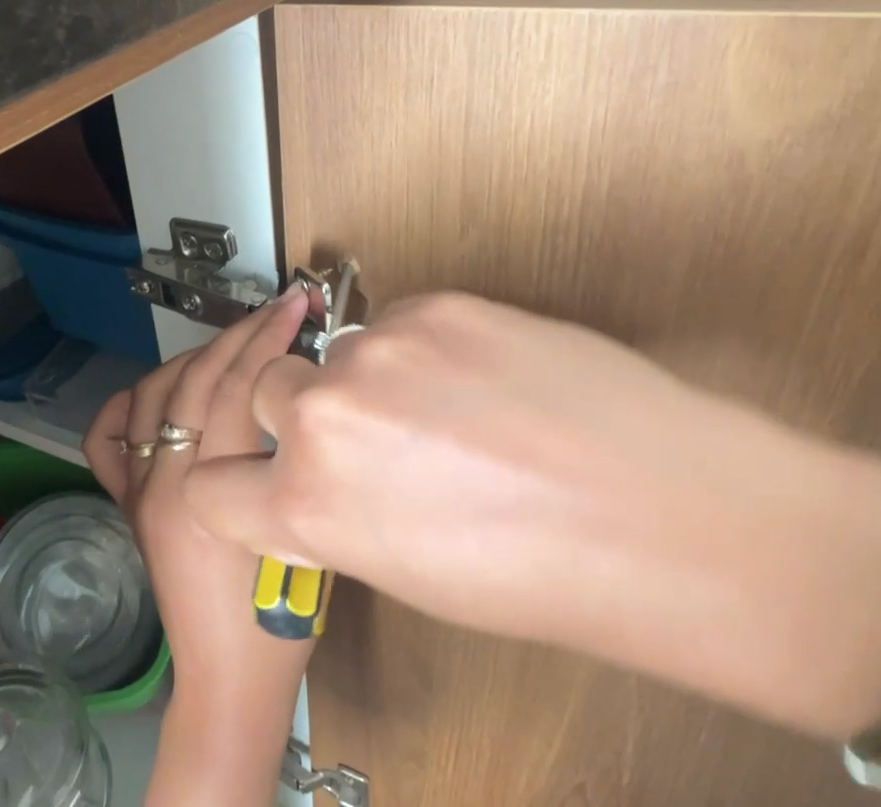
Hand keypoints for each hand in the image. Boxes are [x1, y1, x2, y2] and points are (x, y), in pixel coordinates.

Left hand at [82, 289, 314, 805]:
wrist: (228, 678)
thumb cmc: (281, 621)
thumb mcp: (306, 535)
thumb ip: (292, 464)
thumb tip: (297, 398)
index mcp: (211, 495)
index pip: (237, 389)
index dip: (271, 338)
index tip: (299, 307)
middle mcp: (163, 484)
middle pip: (198, 381)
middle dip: (243, 333)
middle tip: (280, 309)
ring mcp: (138, 492)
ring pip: (156, 394)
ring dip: (199, 356)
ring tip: (238, 340)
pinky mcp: (127, 504)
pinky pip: (109, 438)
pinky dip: (131, 403)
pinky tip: (163, 388)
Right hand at [183, 291, 880, 740]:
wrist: (665, 514)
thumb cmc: (550, 572)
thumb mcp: (408, 573)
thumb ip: (338, 519)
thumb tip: (320, 485)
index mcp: (309, 505)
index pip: (215, 484)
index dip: (238, 482)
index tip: (258, 474)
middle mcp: (327, 417)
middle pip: (267, 391)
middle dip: (301, 414)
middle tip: (368, 436)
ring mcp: (381, 352)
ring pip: (334, 351)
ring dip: (366, 376)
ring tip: (441, 409)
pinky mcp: (438, 306)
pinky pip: (397, 321)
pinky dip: (422, 347)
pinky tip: (478, 381)